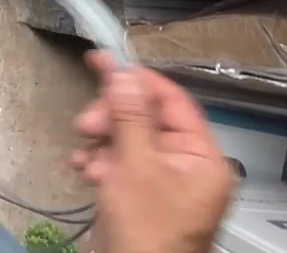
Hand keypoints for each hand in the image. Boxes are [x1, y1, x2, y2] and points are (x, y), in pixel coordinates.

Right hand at [70, 52, 233, 252]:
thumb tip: (122, 71)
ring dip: (100, 141)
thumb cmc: (143, 225)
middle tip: (85, 125)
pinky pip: (119, 158)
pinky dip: (99, 159)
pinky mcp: (141, 190)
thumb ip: (129, 115)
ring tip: (85, 160)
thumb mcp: (134, 165)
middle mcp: (188, 164)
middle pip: (145, 116)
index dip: (137, 79)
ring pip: (126, 135)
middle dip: (110, 117)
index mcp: (202, 158)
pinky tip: (84, 171)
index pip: (173, 101)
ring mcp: (164, 178)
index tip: (100, 61)